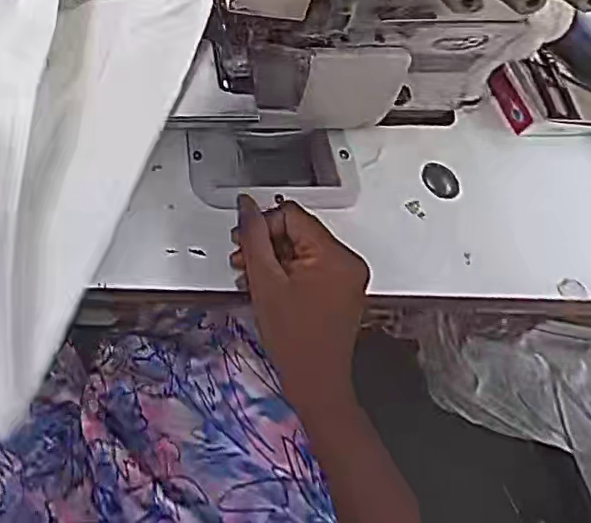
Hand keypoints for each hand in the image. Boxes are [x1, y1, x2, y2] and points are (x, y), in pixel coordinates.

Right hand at [231, 195, 369, 410]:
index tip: (244, 244)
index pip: (291, 214)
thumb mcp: (265, 280)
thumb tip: (246, 205)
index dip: (263, 226)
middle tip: (243, 260)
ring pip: (302, 248)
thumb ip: (253, 236)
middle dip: (266, 243)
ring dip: (274, 258)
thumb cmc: (293, 339)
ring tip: (251, 276)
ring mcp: (347, 275)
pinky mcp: (342, 288)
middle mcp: (347, 260)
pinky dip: (289, 271)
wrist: (316, 384)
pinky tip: (269, 285)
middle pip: (297, 230)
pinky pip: (311, 265)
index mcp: (334, 254)